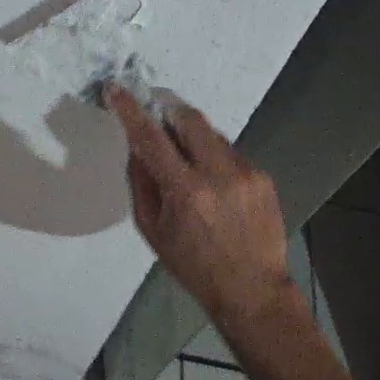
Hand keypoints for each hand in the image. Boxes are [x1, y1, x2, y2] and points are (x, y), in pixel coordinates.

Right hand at [105, 85, 295, 328]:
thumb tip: (136, 143)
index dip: (130, 109)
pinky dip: (214, 157)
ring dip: (193, 137)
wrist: (252, 290)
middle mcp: (218, 175)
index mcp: (185, 192)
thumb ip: (141, 181)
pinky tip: (214, 183)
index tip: (116, 88)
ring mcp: (246, 173)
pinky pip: (230, 152)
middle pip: (190, 118)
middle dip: (169, 108)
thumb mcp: (151, 229)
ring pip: (212, 133)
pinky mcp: (263, 176)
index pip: (151, 138)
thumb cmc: (192, 265)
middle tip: (156, 111)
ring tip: (187, 162)